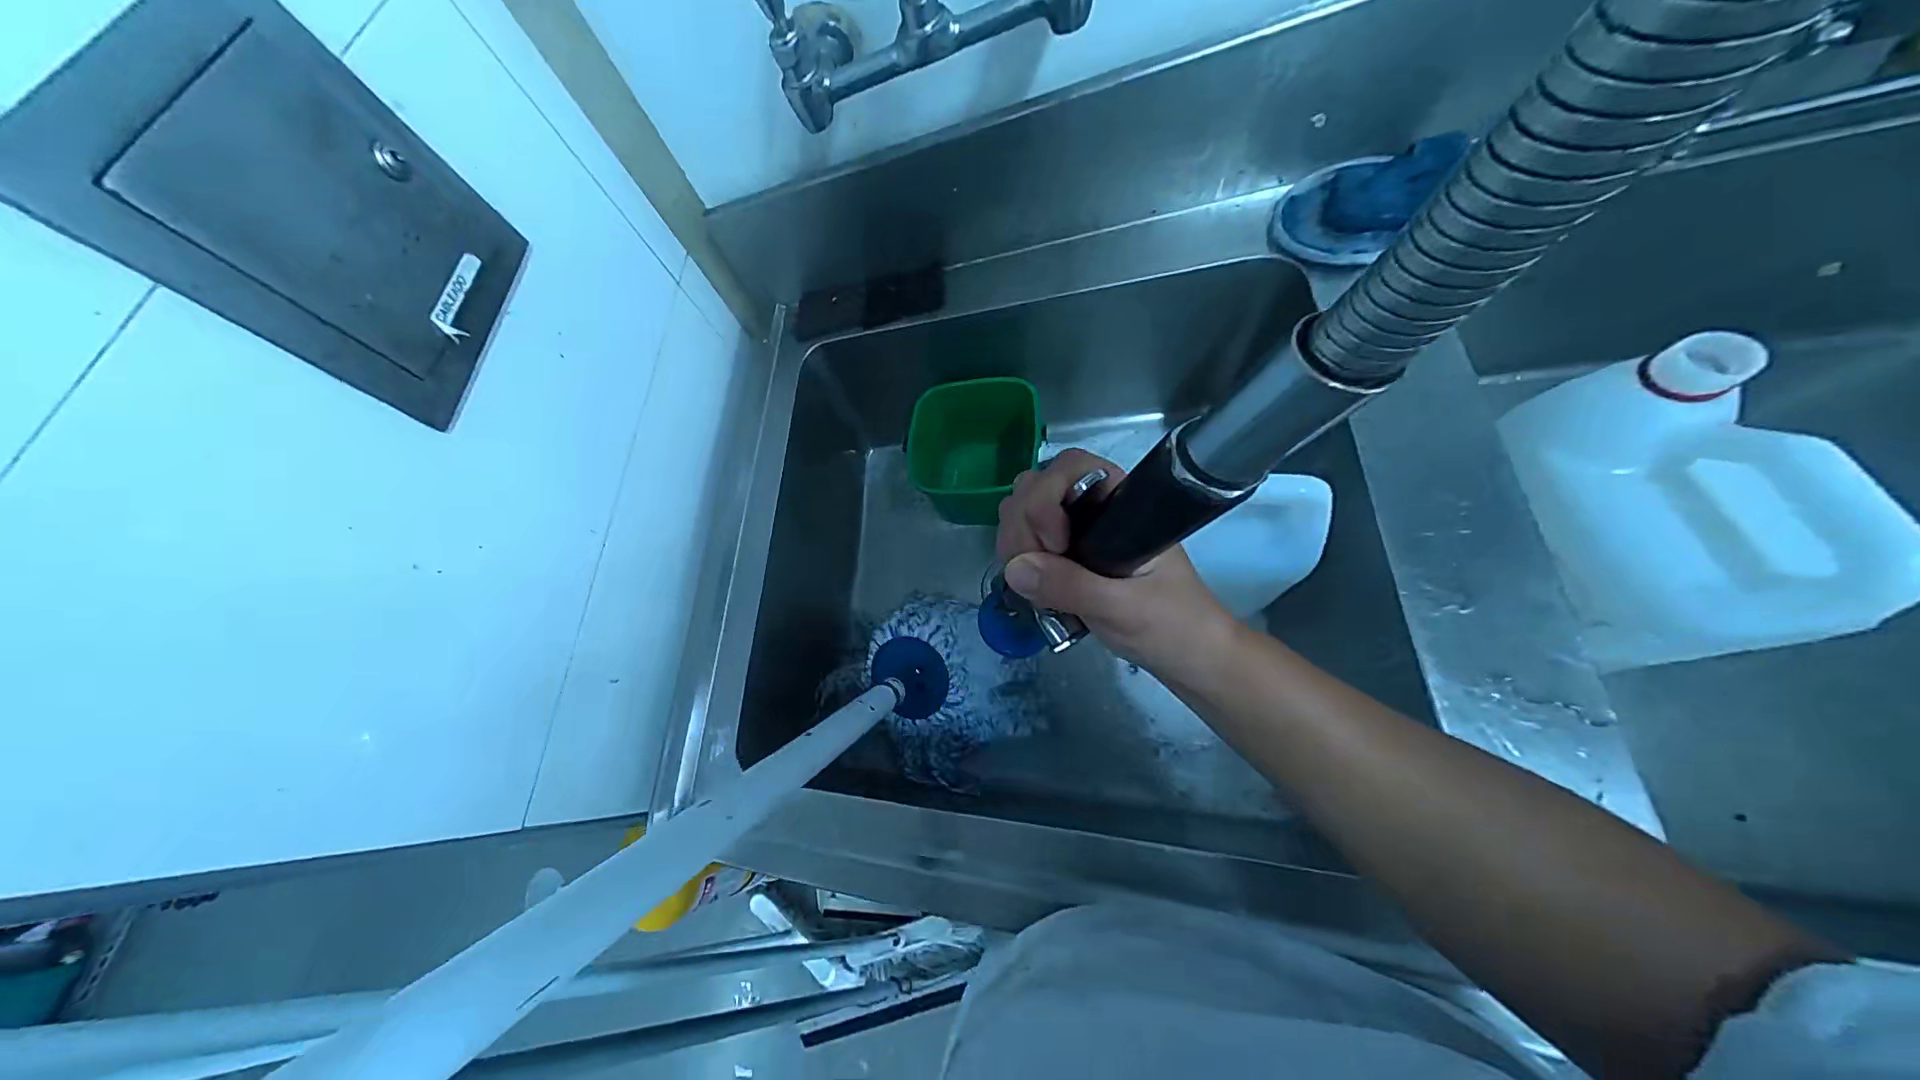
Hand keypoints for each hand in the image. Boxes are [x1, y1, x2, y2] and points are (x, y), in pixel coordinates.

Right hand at [995, 449, 1238, 675]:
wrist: (1189, 657)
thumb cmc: (1173, 624)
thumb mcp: (1122, 607)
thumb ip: (1070, 586)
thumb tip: (1014, 568)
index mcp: (1120, 503)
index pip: (1069, 466)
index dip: (1048, 496)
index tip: (1056, 544)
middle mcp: (1094, 509)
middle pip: (1036, 487)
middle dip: (1024, 525)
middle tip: (1038, 572)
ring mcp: (1077, 534)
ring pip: (1025, 515)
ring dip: (1017, 545)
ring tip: (1035, 585)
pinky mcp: (1066, 560)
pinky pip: (1026, 546)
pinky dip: (1019, 563)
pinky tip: (1031, 590)